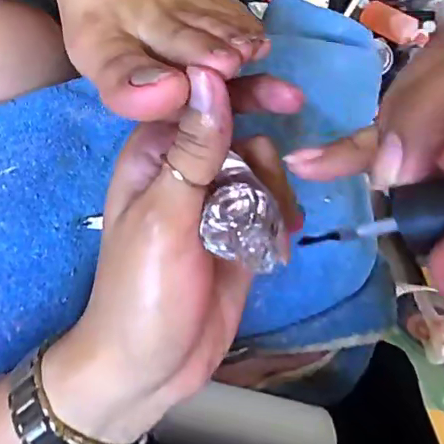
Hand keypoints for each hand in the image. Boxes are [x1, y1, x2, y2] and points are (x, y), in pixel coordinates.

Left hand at [41, 68, 301, 443]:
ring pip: (259, 164)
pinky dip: (282, 214)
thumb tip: (206, 75)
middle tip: (300, 137)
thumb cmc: (142, 288)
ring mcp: (212, 198)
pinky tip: (283, 239)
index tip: (284, 91)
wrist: (149, 368)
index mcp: (153, 151)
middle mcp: (183, 166)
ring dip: (276, 186)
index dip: (237, 86)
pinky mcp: (238, 229)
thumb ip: (194, 148)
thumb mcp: (167, 213)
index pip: (196, 98)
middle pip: (236, 126)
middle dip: (265, 137)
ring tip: (275, 223)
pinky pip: (270, 203)